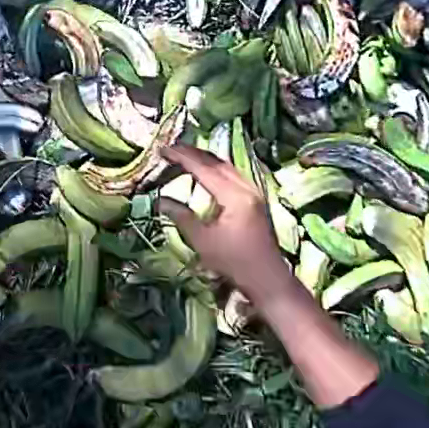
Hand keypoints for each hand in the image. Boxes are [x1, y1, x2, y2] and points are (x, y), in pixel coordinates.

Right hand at [156, 145, 296, 307]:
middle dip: (193, 153)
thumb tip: (160, 200)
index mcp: (235, 196)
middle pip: (217, 162)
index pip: (204, 169)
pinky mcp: (255, 198)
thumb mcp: (203, 241)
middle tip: (171, 148)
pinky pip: (233, 174)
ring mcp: (254, 192)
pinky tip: (207, 171)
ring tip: (185, 155)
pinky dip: (216, 168)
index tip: (163, 149)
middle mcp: (247, 188)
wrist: (268, 279)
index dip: (182, 157)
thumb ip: (182, 217)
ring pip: (227, 166)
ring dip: (205, 158)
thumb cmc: (234, 263)